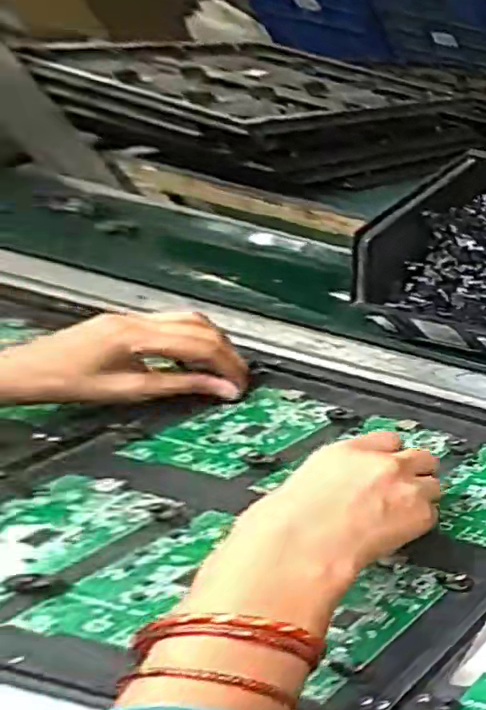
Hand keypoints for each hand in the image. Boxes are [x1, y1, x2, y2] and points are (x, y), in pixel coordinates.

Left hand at [0, 311, 248, 404]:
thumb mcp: (130, 390)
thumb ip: (184, 385)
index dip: (229, 367)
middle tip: (237, 377)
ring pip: (194, 321)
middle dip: (229, 355)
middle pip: (205, 330)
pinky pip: (176, 323)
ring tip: (221, 366)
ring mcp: (130, 319)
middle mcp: (135, 321)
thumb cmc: (62, 382)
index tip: (239, 386)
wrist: (14, 373)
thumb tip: (224, 389)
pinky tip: (194, 356)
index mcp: (135, 336)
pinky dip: (196, 338)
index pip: (203, 346)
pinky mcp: (127, 323)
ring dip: (216, 343)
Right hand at [180, 431, 442, 632]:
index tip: (391, 462)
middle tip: (405, 489)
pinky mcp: (423, 513)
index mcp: (347, 453)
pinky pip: (432, 514)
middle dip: (416, 472)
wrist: (297, 551)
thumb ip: (337, 475)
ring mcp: (407, 488)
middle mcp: (384, 465)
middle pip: (422, 457)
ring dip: (421, 497)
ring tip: (397, 515)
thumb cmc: (282, 528)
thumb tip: (345, 483)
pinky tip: (396, 533)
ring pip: (433, 485)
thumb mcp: (301, 483)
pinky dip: (420, 522)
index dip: (391, 453)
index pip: (388, 439)